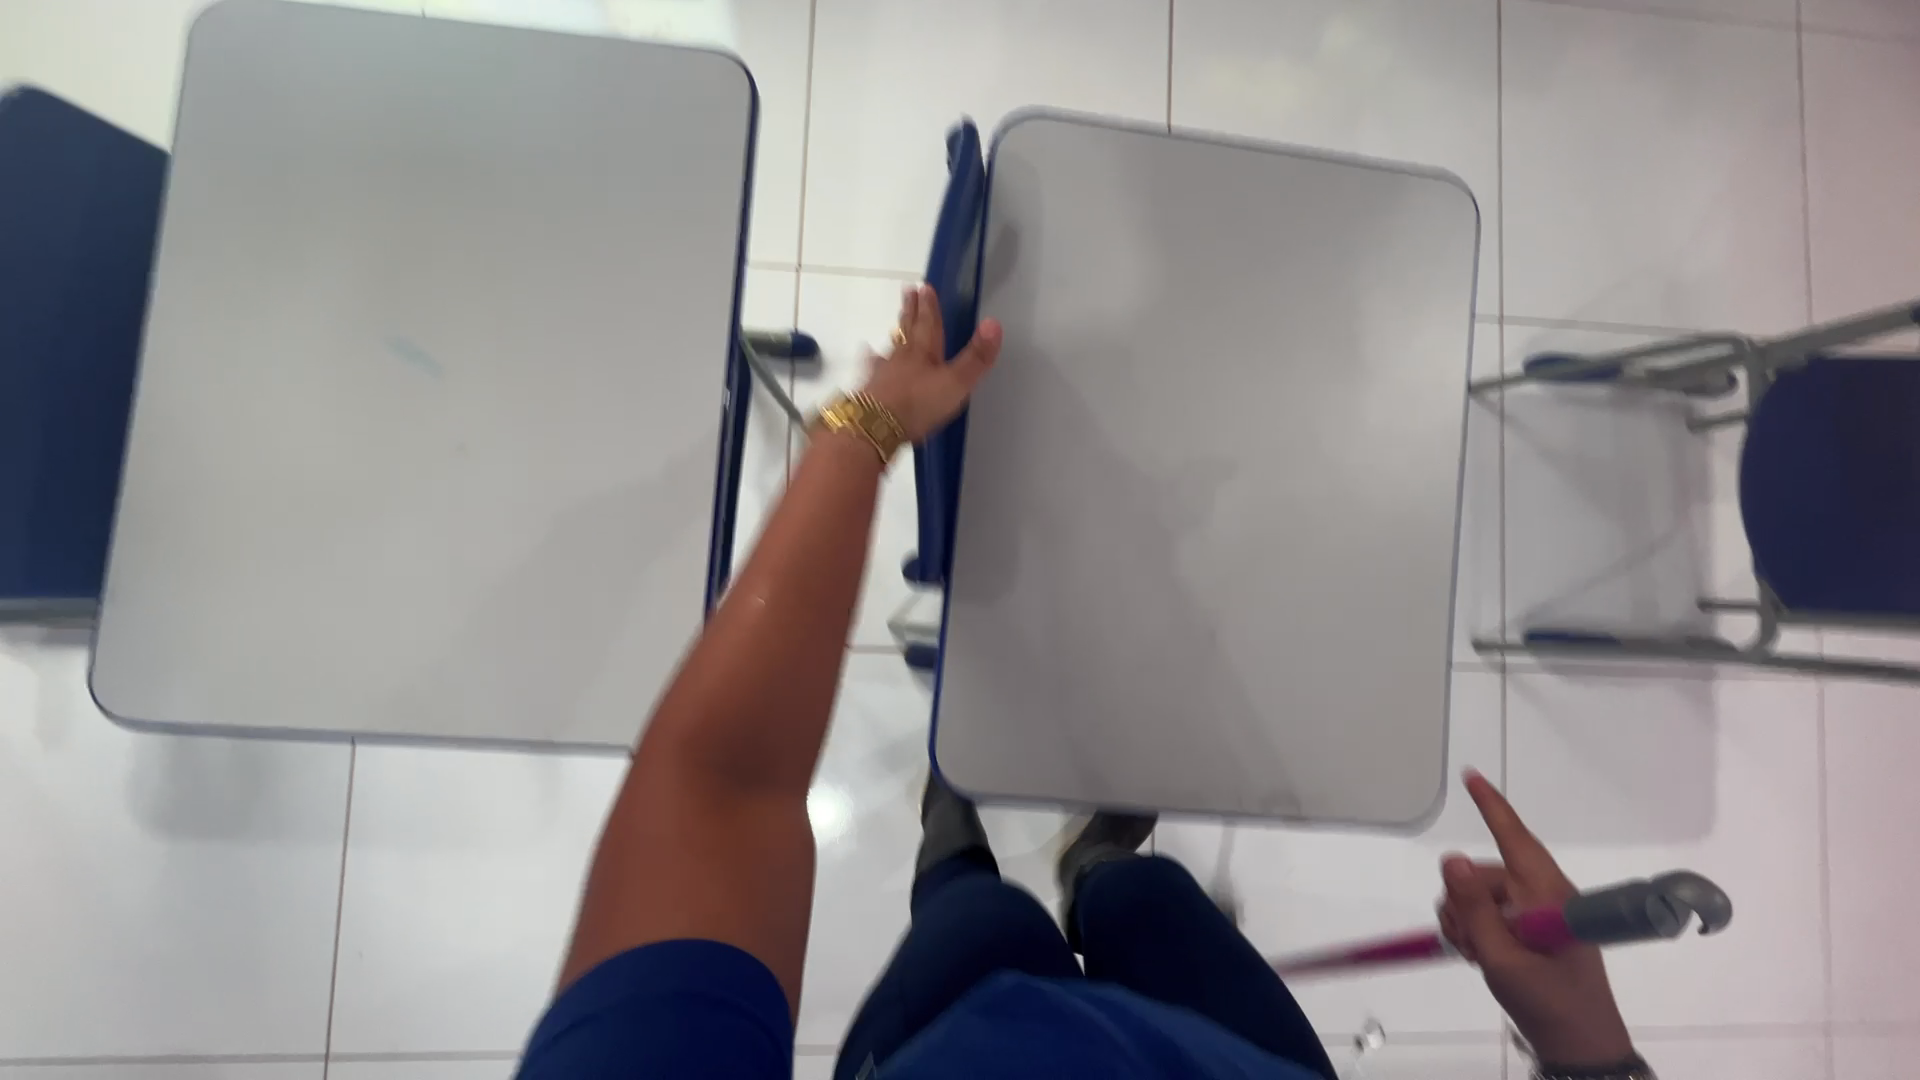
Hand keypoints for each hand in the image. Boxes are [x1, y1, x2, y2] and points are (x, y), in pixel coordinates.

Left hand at [860, 282, 1002, 441]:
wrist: (875, 426)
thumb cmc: (918, 404)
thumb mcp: (956, 383)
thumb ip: (976, 357)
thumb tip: (994, 323)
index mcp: (925, 354)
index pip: (929, 325)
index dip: (930, 307)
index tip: (925, 287)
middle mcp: (902, 358)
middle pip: (908, 331)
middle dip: (911, 312)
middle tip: (908, 292)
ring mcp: (882, 374)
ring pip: (890, 349)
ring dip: (894, 335)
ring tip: (893, 325)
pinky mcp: (869, 392)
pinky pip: (870, 371)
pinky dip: (869, 360)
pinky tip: (866, 354)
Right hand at [1440, 770, 1635, 1069]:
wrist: (1579, 1050)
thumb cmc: (1548, 1004)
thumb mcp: (1501, 959)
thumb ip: (1473, 908)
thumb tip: (1451, 859)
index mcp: (1550, 896)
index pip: (1517, 840)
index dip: (1493, 807)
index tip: (1471, 775)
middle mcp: (1544, 895)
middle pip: (1484, 875)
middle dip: (1464, 903)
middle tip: (1469, 945)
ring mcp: (1537, 912)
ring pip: (1478, 894)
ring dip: (1466, 921)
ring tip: (1478, 956)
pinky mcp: (1531, 928)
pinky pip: (1485, 910)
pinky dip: (1472, 928)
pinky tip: (1479, 954)